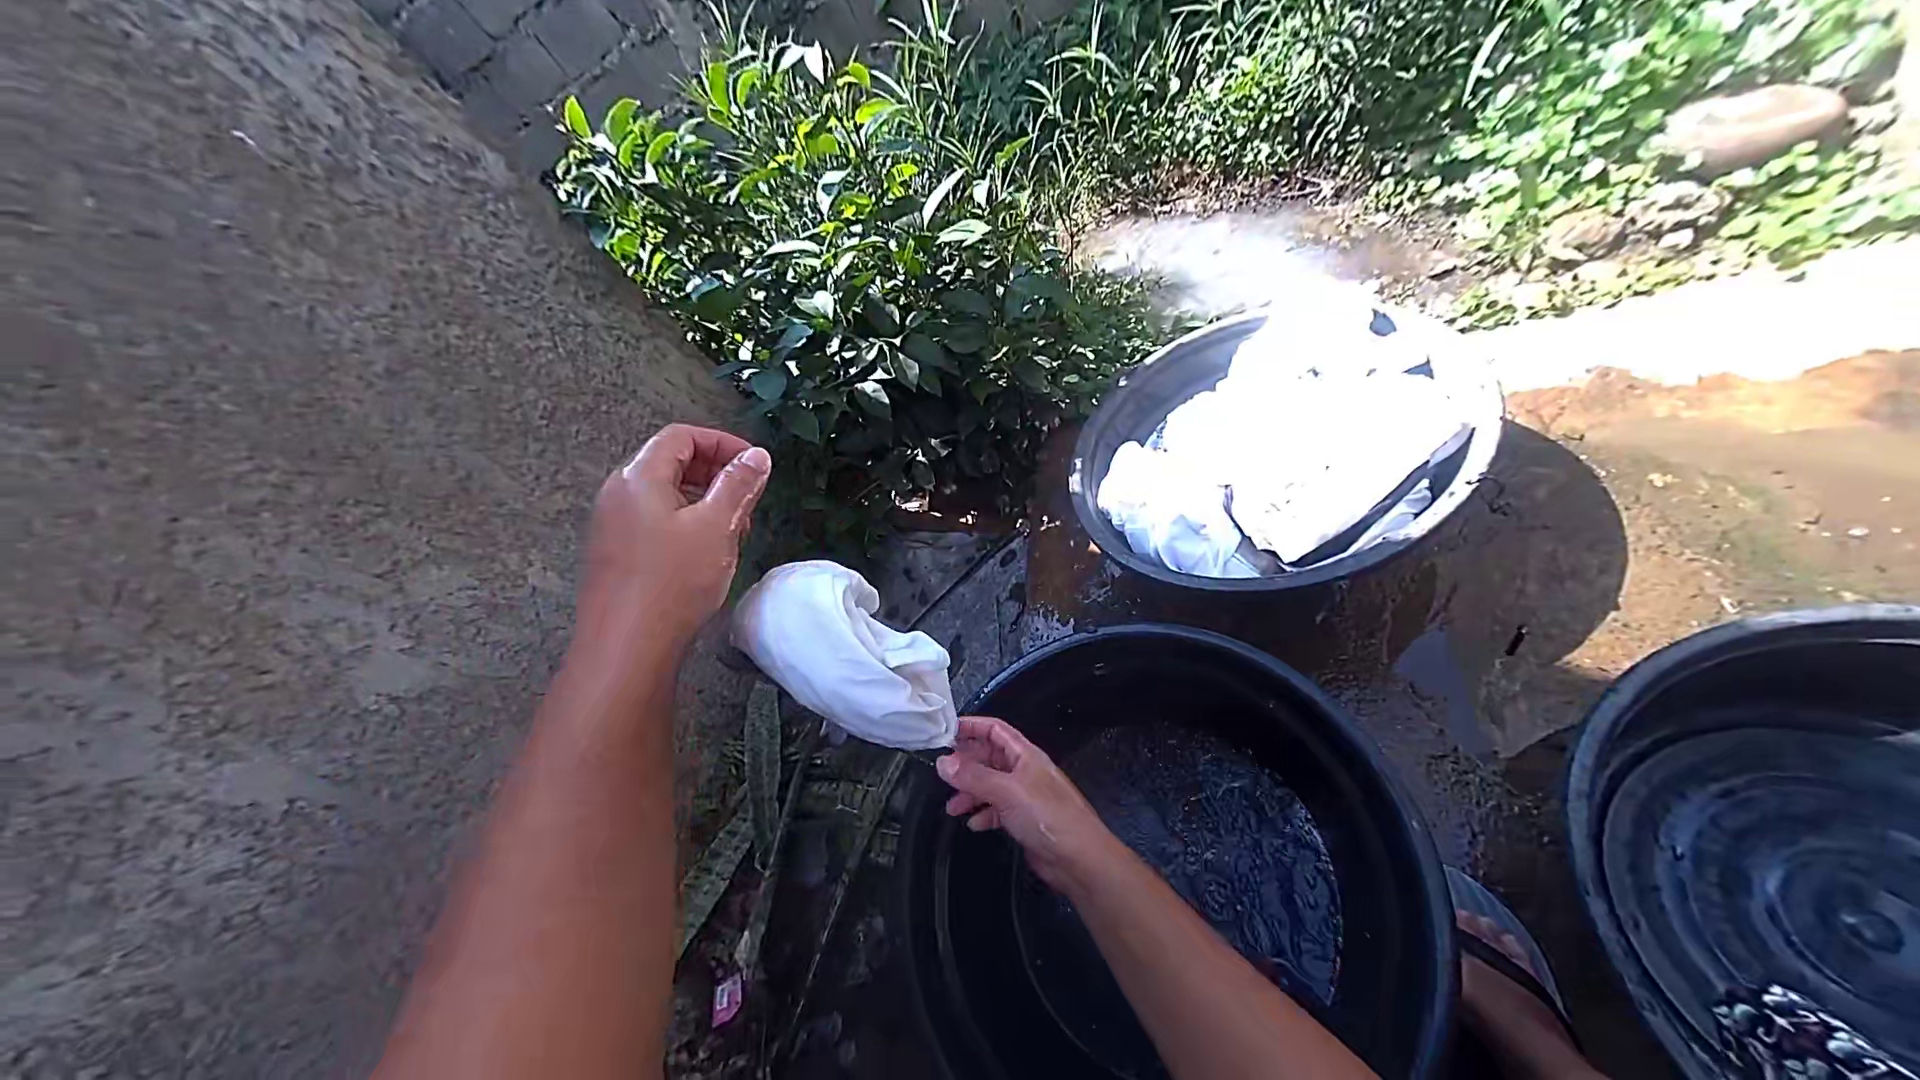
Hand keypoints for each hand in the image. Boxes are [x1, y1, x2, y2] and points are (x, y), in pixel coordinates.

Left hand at [575, 424, 771, 661]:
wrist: (627, 646)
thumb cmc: (674, 581)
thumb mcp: (716, 526)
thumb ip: (738, 484)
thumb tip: (757, 456)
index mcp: (639, 477)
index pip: (681, 437)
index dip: (722, 443)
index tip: (755, 465)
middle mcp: (619, 494)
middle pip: (672, 463)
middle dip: (717, 474)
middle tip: (749, 501)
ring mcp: (614, 525)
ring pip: (667, 495)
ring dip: (706, 502)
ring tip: (734, 531)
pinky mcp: (617, 553)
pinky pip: (656, 521)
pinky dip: (687, 524)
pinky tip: (708, 554)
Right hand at [936, 716, 1120, 893]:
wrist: (1079, 859)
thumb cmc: (1050, 818)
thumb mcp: (1006, 791)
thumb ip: (973, 776)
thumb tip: (944, 763)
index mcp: (1025, 755)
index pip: (995, 730)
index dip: (972, 727)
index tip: (948, 731)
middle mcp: (1025, 772)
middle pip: (990, 758)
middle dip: (966, 764)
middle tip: (944, 772)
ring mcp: (1025, 796)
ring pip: (990, 786)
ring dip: (970, 793)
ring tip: (953, 806)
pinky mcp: (1024, 820)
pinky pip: (997, 810)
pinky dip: (983, 814)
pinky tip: (975, 823)